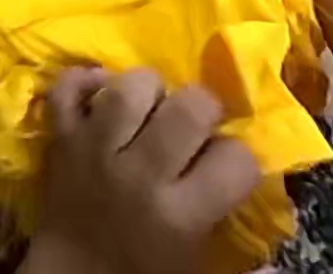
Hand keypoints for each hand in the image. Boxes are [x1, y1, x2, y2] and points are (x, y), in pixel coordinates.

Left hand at [21, 68, 259, 273]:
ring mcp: (93, 148)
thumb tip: (272, 224)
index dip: (240, 157)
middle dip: (201, 106)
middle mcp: (139, 174)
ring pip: (127, 89)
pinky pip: (67, 87)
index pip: (236, 161)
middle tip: (195, 123)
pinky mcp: (60, 134)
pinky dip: (82, 77)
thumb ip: (234, 239)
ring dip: (146, 88)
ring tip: (150, 105)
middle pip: (185, 109)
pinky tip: (101, 88)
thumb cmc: (142, 272)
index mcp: (180, 216)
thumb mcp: (197, 262)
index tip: (228, 162)